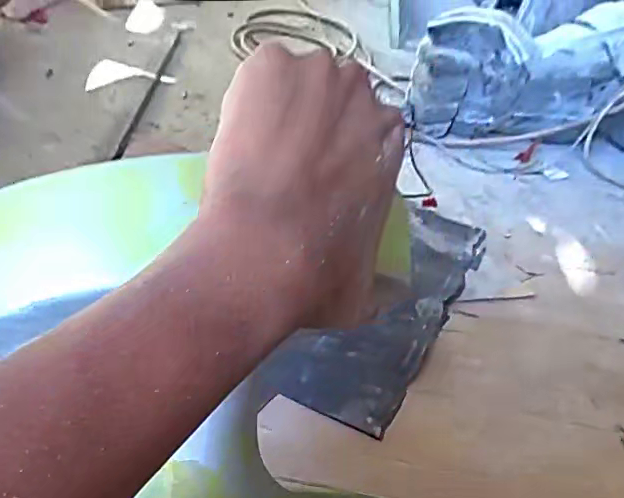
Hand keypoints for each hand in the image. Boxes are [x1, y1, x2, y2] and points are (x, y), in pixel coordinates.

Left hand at [198, 44, 404, 329]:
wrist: (258, 258)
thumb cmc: (310, 280)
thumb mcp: (357, 296)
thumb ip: (374, 290)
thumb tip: (384, 302)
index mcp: (387, 142)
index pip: (367, 133)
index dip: (335, 155)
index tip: (310, 182)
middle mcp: (362, 96)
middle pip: (333, 102)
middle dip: (309, 132)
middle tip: (278, 176)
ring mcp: (315, 75)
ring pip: (294, 86)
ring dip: (276, 115)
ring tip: (252, 162)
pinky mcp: (269, 69)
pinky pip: (257, 76)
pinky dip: (244, 101)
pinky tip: (236, 144)